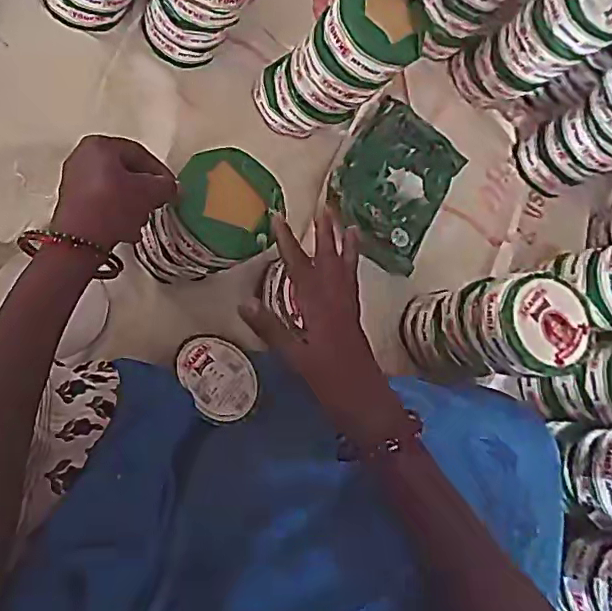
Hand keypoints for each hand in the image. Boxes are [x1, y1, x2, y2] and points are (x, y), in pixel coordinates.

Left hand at [49, 135, 177, 247]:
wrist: (80, 240)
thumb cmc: (115, 205)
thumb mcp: (150, 193)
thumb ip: (166, 186)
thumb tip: (173, 188)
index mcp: (100, 145)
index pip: (139, 154)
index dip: (160, 172)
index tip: (172, 189)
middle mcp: (82, 157)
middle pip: (124, 171)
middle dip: (144, 190)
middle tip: (158, 204)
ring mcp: (73, 180)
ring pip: (113, 189)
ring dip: (132, 204)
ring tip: (141, 221)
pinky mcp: (70, 203)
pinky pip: (101, 202)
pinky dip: (115, 212)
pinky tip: (126, 229)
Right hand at [240, 205, 410, 444]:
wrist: (367, 403)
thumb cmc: (330, 383)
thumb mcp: (296, 358)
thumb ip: (272, 329)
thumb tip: (243, 302)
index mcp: (318, 308)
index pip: (300, 268)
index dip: (288, 243)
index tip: (278, 218)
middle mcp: (336, 301)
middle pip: (329, 260)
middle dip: (324, 233)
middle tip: (323, 206)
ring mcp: (348, 308)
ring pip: (345, 268)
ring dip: (342, 244)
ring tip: (344, 221)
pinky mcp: (353, 317)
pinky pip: (352, 281)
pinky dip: (351, 264)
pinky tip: (350, 259)